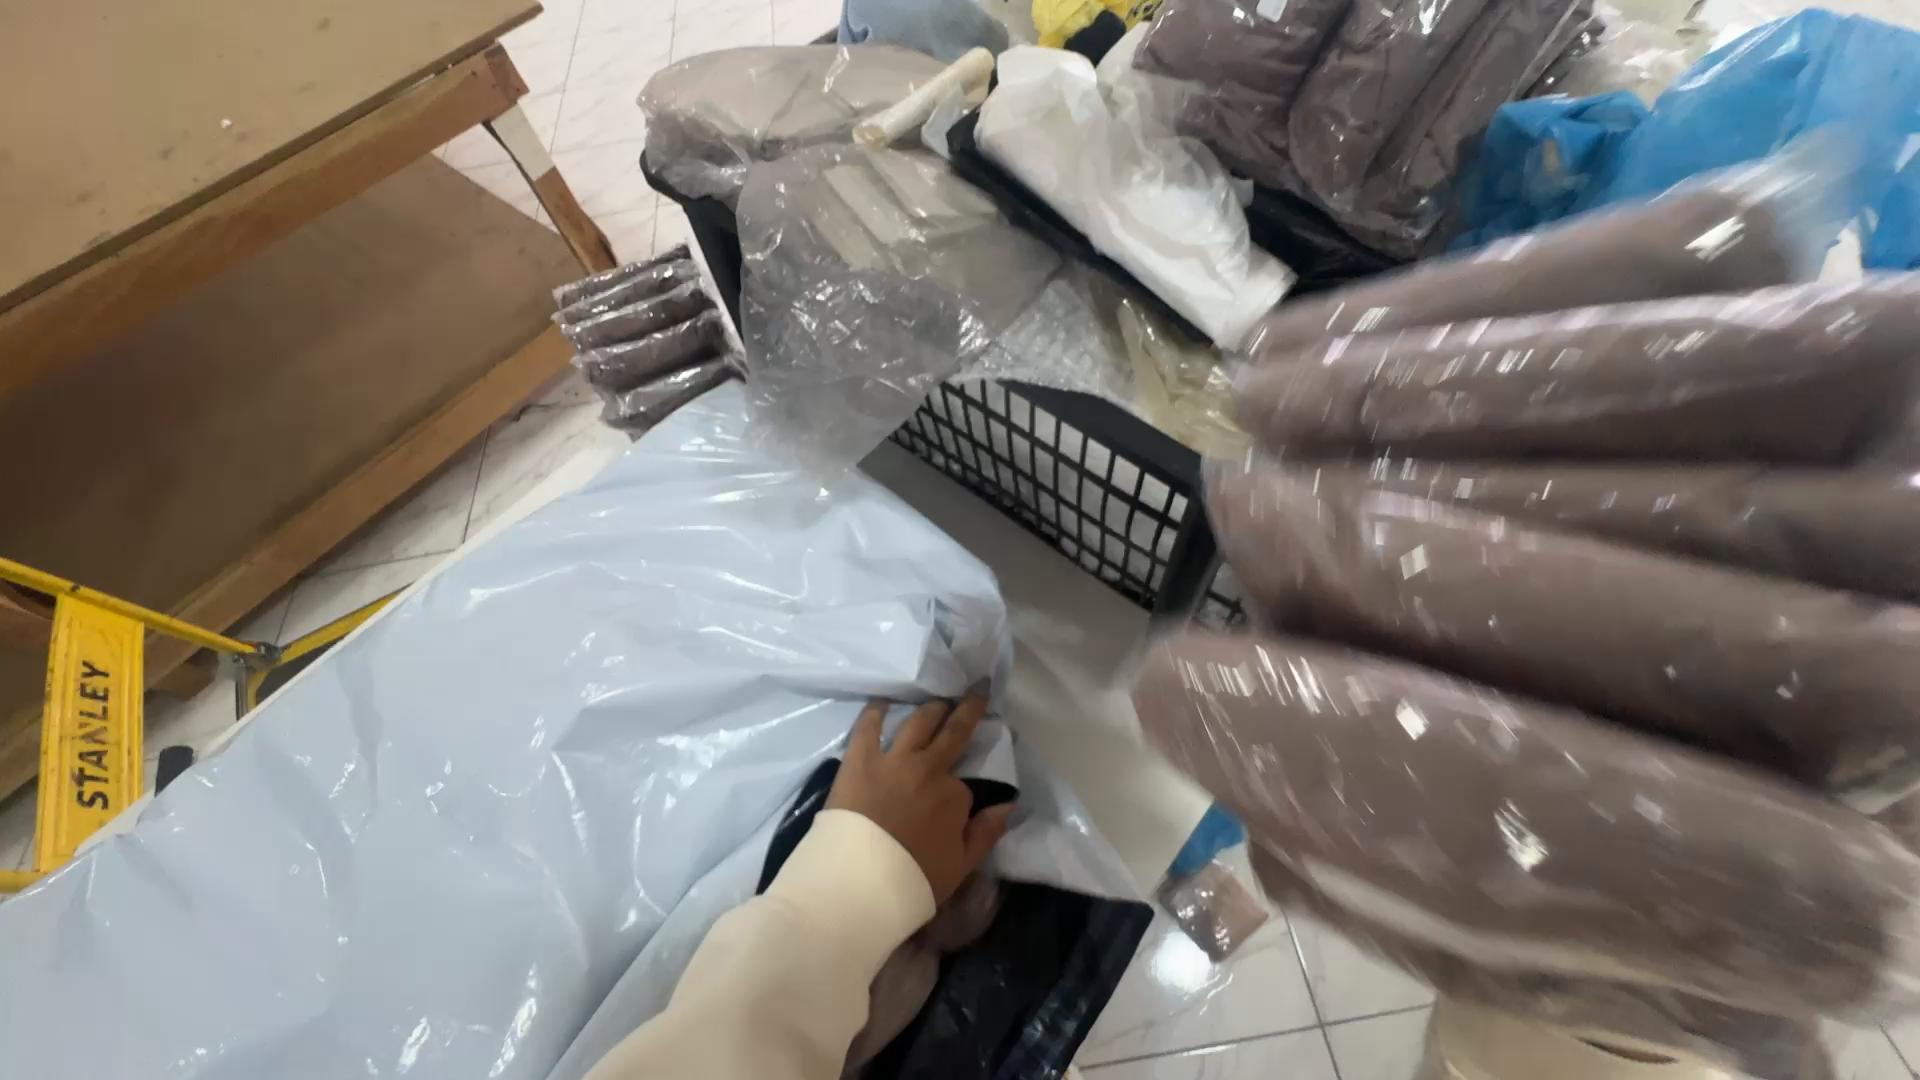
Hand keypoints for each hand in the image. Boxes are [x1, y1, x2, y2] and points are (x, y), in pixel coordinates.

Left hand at [826, 693, 1015, 904]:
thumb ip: (986, 834)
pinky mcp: (859, 759)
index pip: (965, 784)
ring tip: (938, 700)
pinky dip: (876, 711)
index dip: (962, 790)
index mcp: (954, 796)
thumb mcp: (961, 867)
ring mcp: (893, 760)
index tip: (957, 799)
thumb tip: (1010, 806)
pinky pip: (868, 727)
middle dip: (968, 710)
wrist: (858, 884)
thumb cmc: (911, 881)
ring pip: (918, 722)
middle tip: (977, 691)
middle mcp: (928, 769)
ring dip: (931, 708)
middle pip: (953, 733)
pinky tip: (882, 701)